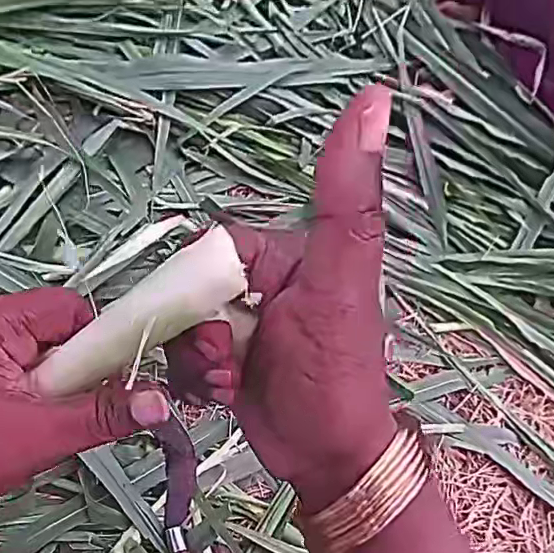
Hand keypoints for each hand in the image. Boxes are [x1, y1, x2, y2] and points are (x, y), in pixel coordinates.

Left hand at [0, 288, 169, 552]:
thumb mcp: (44, 434)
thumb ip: (105, 415)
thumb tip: (156, 403)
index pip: (69, 309)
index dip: (99, 343)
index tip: (116, 377)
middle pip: (60, 331)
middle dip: (77, 372)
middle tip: (67, 408)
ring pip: (47, 355)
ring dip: (60, 388)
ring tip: (43, 420)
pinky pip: (29, 371)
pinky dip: (43, 396)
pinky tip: (33, 422)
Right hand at [167, 85, 397, 511]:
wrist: (326, 455)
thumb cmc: (336, 372)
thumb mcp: (340, 283)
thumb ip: (345, 201)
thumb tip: (374, 97)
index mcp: (282, 259)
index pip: (212, 250)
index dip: (199, 285)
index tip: (216, 324)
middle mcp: (256, 291)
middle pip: (188, 293)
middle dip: (196, 334)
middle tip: (225, 364)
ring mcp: (238, 332)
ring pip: (180, 331)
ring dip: (194, 363)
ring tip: (227, 385)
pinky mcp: (223, 368)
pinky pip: (182, 363)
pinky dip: (192, 382)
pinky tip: (219, 398)